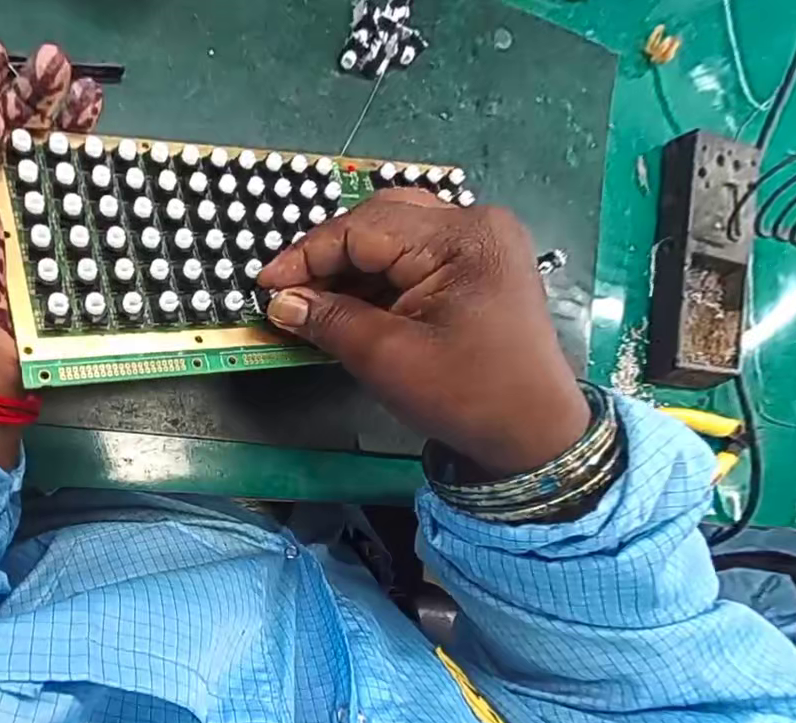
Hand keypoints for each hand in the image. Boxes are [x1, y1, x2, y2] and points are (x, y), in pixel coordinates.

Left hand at [0, 37, 103, 466]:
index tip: (0, 51)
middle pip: (10, 136)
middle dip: (33, 95)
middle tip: (62, 65)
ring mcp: (18, 232)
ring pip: (45, 167)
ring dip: (65, 129)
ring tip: (87, 95)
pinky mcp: (51, 261)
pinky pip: (70, 209)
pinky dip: (85, 180)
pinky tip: (96, 154)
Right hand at [254, 190, 588, 477]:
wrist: (529, 430)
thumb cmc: (464, 394)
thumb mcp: (386, 358)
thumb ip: (330, 321)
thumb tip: (281, 303)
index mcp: (460, 238)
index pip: (363, 227)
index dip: (306, 254)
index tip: (266, 285)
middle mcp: (473, 225)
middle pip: (379, 220)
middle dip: (326, 255)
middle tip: (288, 291)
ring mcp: (477, 245)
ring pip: (393, 238)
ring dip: (347, 268)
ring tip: (310, 301)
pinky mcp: (472, 269)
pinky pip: (410, 260)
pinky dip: (372, 280)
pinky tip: (346, 305)